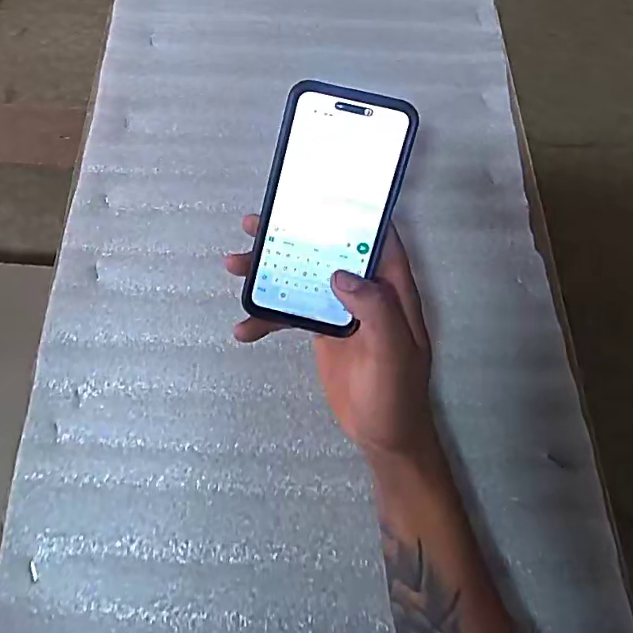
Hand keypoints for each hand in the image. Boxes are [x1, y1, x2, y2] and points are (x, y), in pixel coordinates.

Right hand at [226, 215, 440, 467]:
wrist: (382, 437)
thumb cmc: (398, 395)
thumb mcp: (394, 352)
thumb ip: (375, 310)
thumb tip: (340, 274)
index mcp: (390, 287)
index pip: (375, 238)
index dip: (353, 213)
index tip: (321, 195)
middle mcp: (363, 289)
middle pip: (326, 250)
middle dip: (293, 235)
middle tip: (257, 223)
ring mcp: (339, 308)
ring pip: (302, 276)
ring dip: (269, 271)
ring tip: (235, 265)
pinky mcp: (321, 328)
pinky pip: (290, 313)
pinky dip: (266, 317)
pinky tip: (244, 328)